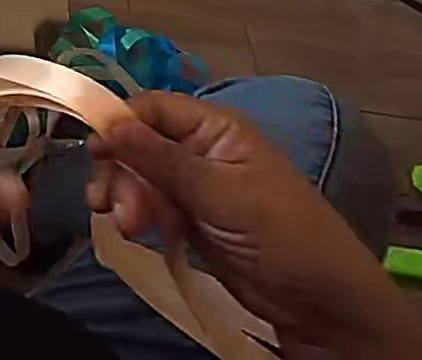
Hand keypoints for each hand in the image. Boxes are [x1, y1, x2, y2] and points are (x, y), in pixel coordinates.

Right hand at [87, 92, 421, 359]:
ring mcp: (190, 183)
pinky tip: (129, 228)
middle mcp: (197, 147)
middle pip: (137, 142)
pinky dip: (132, 212)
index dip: (119, 122)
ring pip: (136, 173)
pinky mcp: (185, 215)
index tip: (94, 149)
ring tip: (123, 225)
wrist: (327, 313)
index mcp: (213, 127)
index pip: (151, 108)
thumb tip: (109, 122)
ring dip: (123, 195)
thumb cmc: (284, 237)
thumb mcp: (224, 195)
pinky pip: (145, 202)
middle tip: (108, 205)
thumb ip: (163, 159)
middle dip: (121, 171)